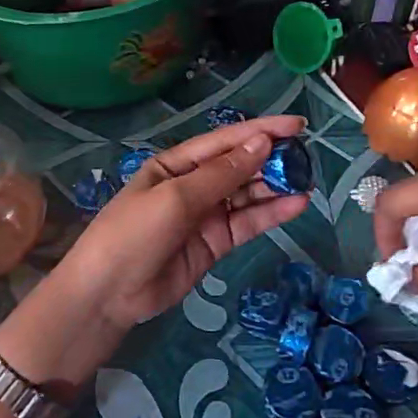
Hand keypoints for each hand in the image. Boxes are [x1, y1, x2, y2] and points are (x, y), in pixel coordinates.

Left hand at [0, 117, 308, 393]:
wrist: (109, 293)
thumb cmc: (133, 234)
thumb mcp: (175, 198)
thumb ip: (220, 174)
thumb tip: (260, 143)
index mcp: (174, 165)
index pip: (223, 141)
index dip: (260, 131)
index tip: (297, 125)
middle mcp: (191, 185)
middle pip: (237, 166)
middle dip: (271, 159)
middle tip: (308, 156)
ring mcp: (204, 216)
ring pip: (246, 195)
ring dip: (275, 186)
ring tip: (308, 180)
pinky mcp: (214, 244)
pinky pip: (246, 223)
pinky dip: (271, 214)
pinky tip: (296, 205)